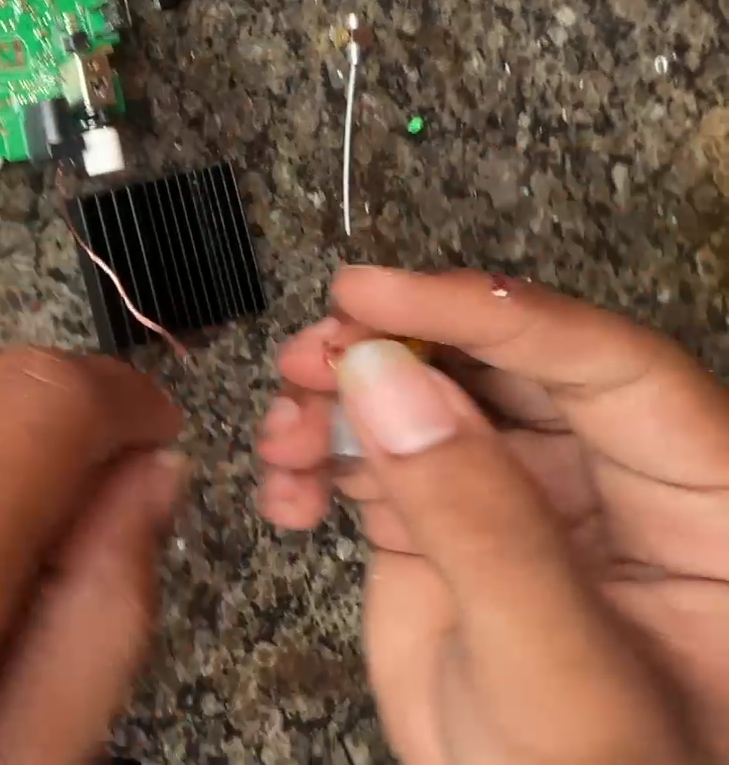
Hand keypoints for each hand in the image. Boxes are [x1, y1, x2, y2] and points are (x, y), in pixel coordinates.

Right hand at [256, 267, 728, 762]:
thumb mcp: (549, 672)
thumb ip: (479, 524)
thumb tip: (383, 378)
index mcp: (708, 514)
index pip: (606, 368)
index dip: (482, 312)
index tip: (363, 292)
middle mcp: (610, 487)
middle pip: (489, 365)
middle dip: (380, 352)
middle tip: (300, 363)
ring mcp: (511, 497)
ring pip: (410, 396)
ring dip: (325, 405)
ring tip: (279, 448)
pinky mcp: (432, 515)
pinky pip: (360, 450)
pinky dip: (307, 459)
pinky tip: (287, 500)